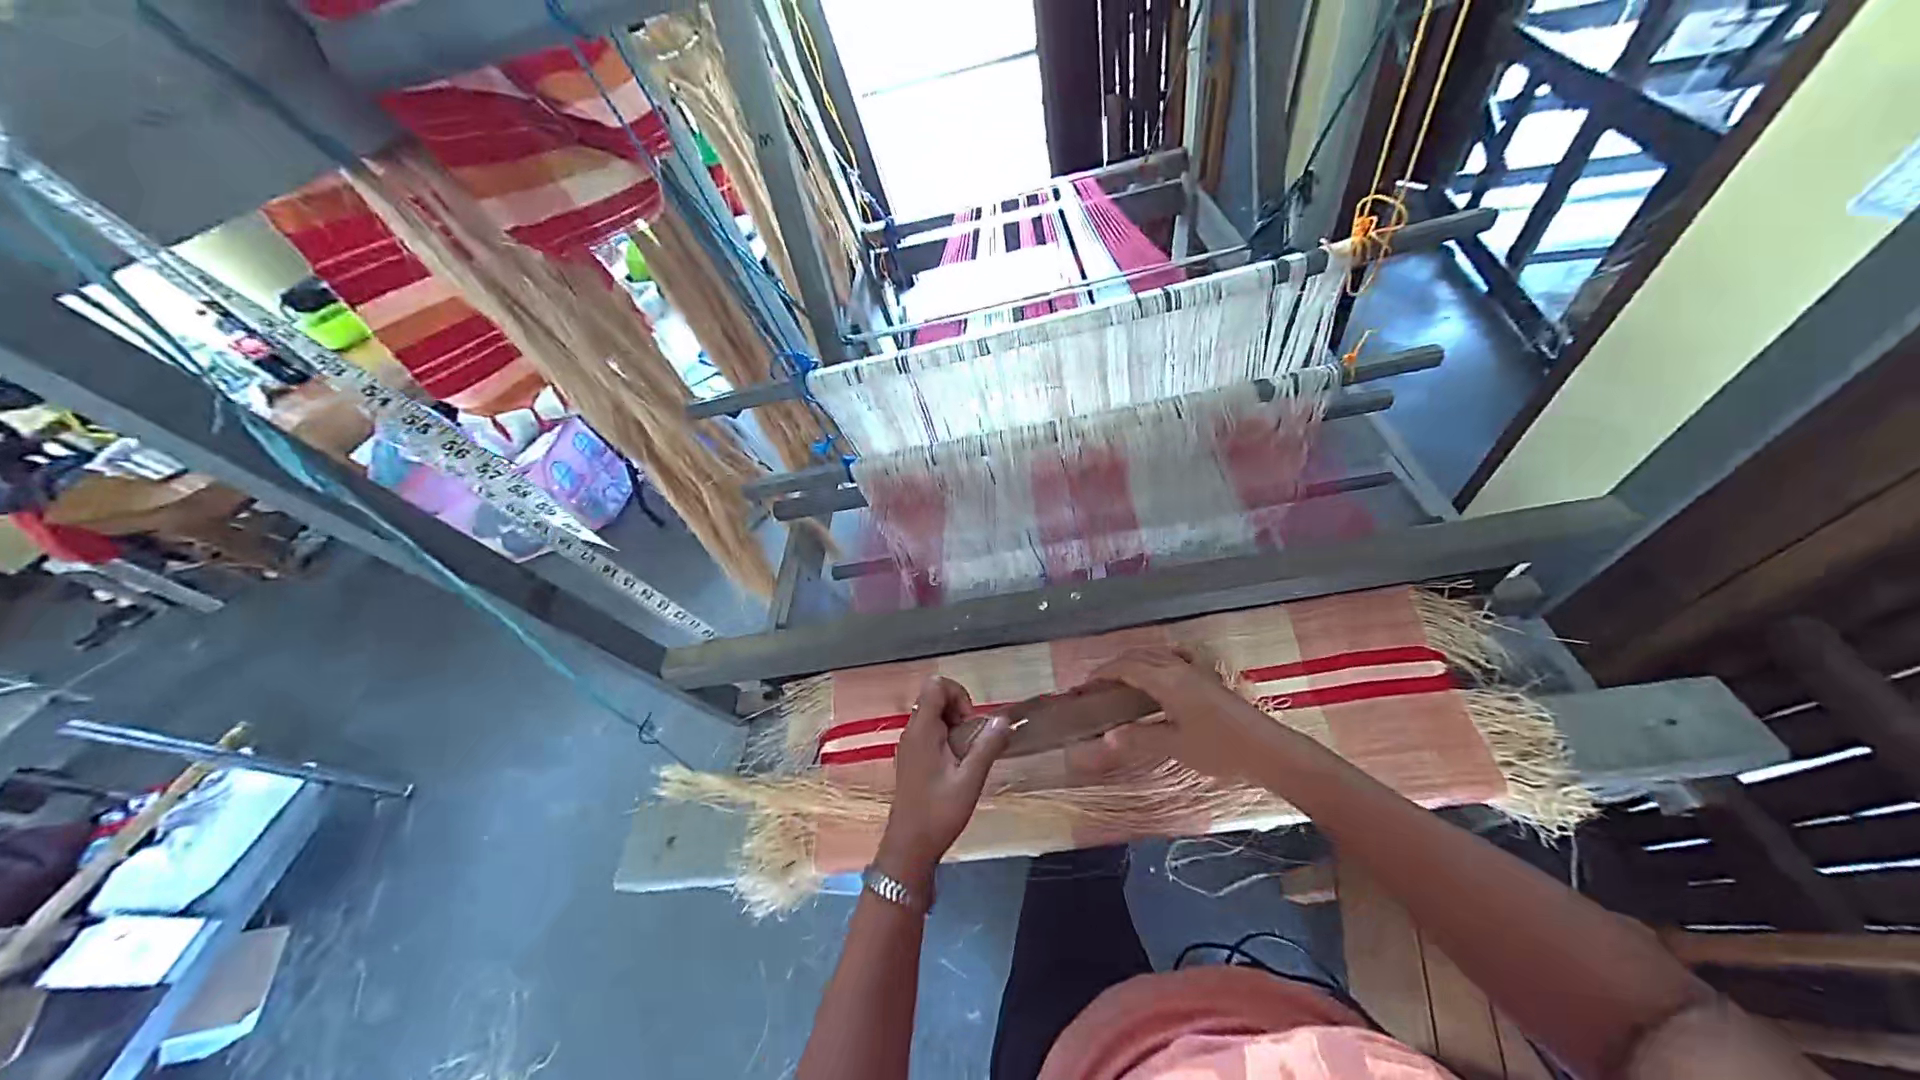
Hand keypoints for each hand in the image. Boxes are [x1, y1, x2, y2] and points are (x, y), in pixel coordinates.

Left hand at [875, 677, 1012, 889]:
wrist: (909, 847)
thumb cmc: (939, 812)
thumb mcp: (970, 780)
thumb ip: (987, 746)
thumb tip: (1004, 719)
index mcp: (922, 730)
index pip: (936, 685)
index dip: (959, 694)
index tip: (971, 722)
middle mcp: (911, 732)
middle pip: (935, 698)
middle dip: (959, 710)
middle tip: (973, 740)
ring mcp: (909, 746)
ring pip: (933, 716)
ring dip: (954, 726)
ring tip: (967, 756)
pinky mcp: (911, 759)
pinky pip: (930, 734)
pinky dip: (946, 739)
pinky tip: (957, 767)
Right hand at [1089, 648, 1286, 783]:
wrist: (1267, 750)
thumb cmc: (1219, 749)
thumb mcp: (1175, 746)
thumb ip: (1139, 738)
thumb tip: (1106, 736)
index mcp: (1167, 681)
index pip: (1125, 667)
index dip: (1102, 673)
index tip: (1085, 685)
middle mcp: (1179, 668)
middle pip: (1139, 656)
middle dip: (1115, 665)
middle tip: (1098, 685)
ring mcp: (1196, 671)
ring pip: (1157, 655)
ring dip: (1134, 662)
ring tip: (1121, 680)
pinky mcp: (1208, 679)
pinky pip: (1174, 659)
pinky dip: (1157, 661)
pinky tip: (1160, 673)